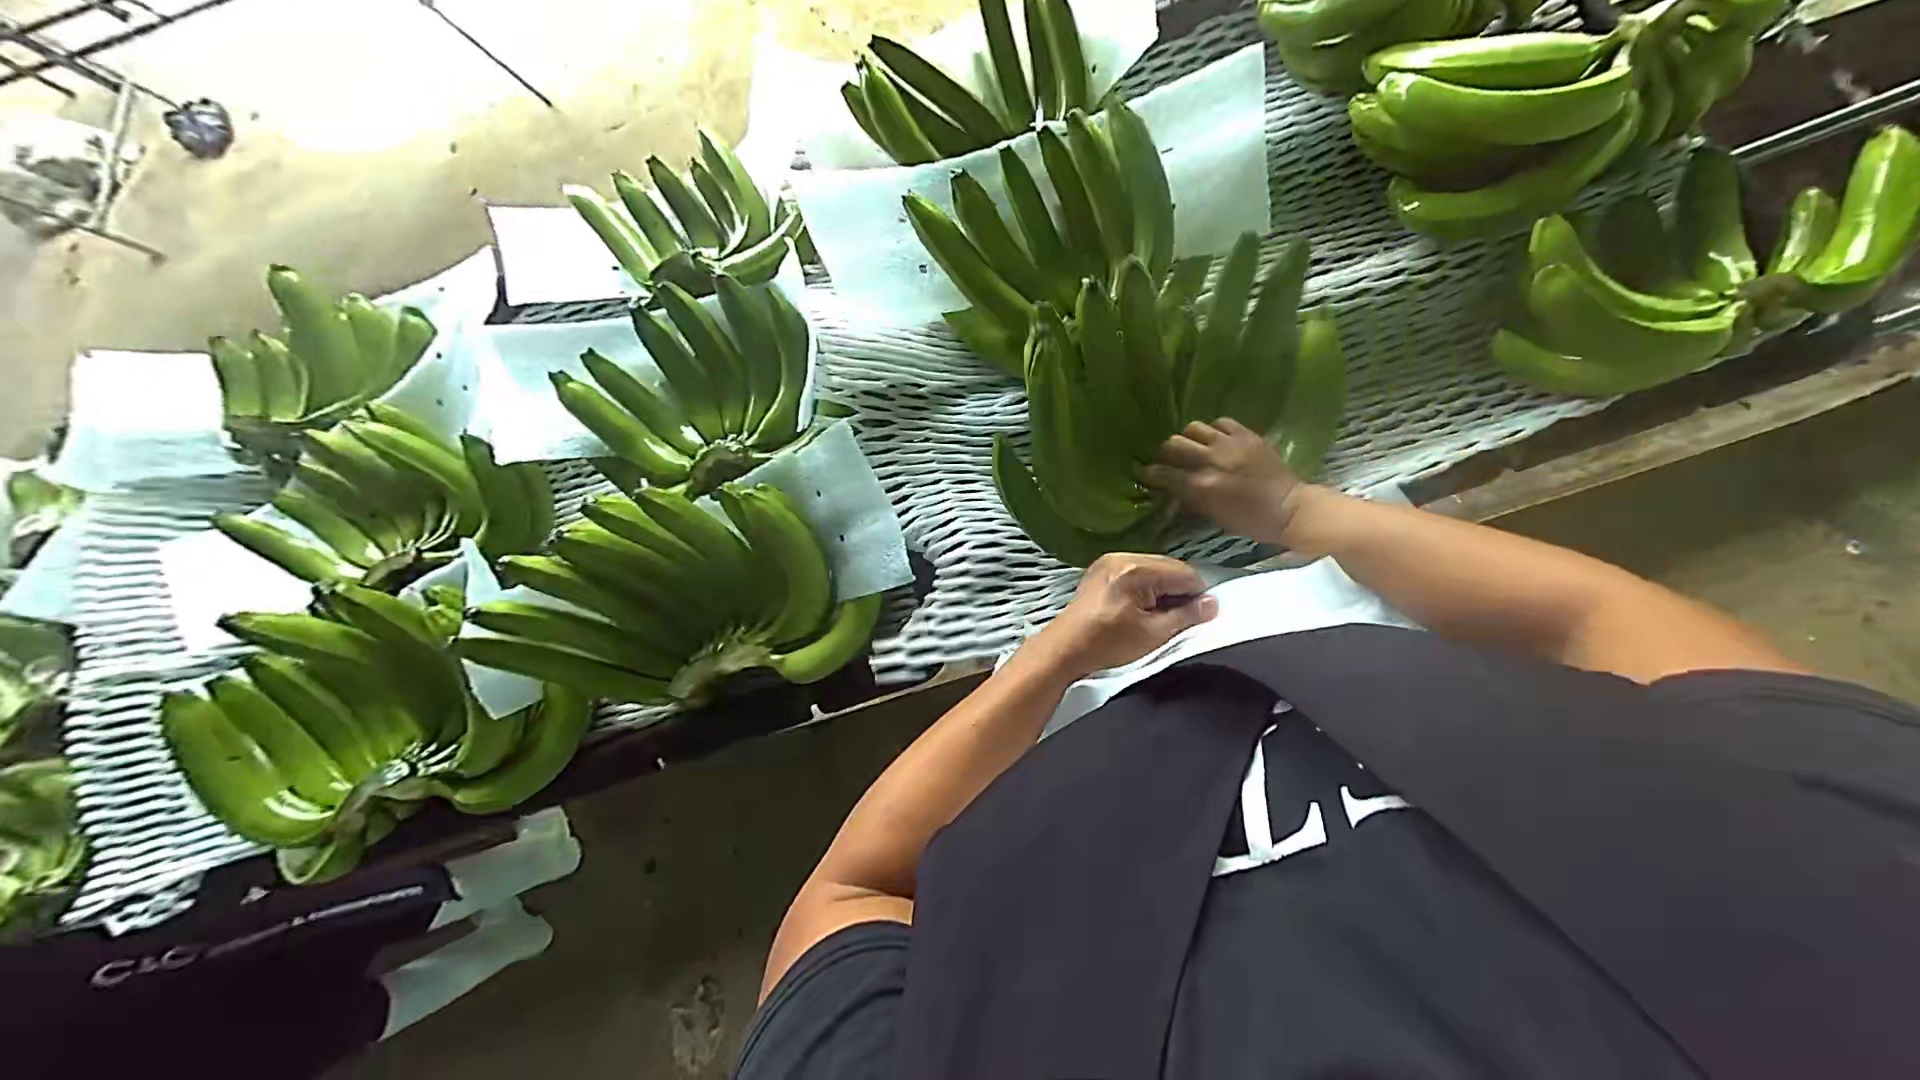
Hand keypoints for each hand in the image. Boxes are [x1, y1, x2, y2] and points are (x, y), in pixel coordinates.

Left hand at [1027, 553, 1218, 679]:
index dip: (1197, 596)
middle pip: (1169, 567)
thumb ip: (1186, 616)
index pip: (1185, 574)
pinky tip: (1140, 609)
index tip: (1196, 617)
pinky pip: (1136, 571)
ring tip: (1154, 617)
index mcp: (1135, 571)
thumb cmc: (1105, 644)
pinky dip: (1145, 586)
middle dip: (1179, 591)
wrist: (1064, 648)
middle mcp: (1122, 557)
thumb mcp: (1153, 635)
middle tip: (1174, 619)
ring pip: (1154, 568)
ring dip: (1162, 589)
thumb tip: (1212, 604)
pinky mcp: (1101, 569)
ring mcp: (1109, 561)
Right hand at [1144, 419, 1320, 545]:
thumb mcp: (1214, 516)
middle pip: (1173, 444)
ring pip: (1193, 428)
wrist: (1290, 508)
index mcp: (1201, 486)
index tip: (1147, 474)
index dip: (1151, 473)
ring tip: (1193, 446)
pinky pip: (1220, 422)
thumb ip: (1191, 499)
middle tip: (1168, 459)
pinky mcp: (1247, 435)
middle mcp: (1211, 460)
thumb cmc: (1250, 520)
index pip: (1163, 473)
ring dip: (1188, 437)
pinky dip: (1213, 430)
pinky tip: (1216, 439)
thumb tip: (1172, 490)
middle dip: (1166, 452)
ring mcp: (1229, 444)